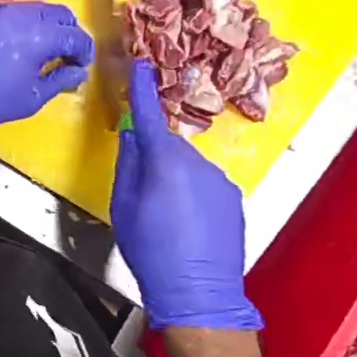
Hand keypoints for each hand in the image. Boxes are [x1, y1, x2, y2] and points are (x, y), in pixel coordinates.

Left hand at [0, 2, 92, 144]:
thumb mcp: (31, 98)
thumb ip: (60, 80)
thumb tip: (77, 72)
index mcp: (39, 35)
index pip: (74, 34)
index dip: (83, 51)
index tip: (79, 66)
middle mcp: (21, 14)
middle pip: (59, 13)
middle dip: (67, 33)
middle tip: (63, 56)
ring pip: (36, 9)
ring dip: (46, 26)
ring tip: (40, 52)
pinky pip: (12, 12)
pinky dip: (23, 24)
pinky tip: (16, 45)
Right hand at [113, 58, 261, 329]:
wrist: (197, 290)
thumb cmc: (149, 248)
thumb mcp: (123, 206)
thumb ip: (127, 165)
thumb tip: (130, 135)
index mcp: (165, 162)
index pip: (148, 117)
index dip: (141, 91)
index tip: (139, 65)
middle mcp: (198, 163)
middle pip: (169, 146)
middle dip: (153, 157)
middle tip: (137, 189)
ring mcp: (220, 181)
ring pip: (187, 166)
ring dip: (172, 179)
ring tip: (160, 214)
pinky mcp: (233, 199)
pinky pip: (204, 184)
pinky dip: (189, 194)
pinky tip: (181, 222)